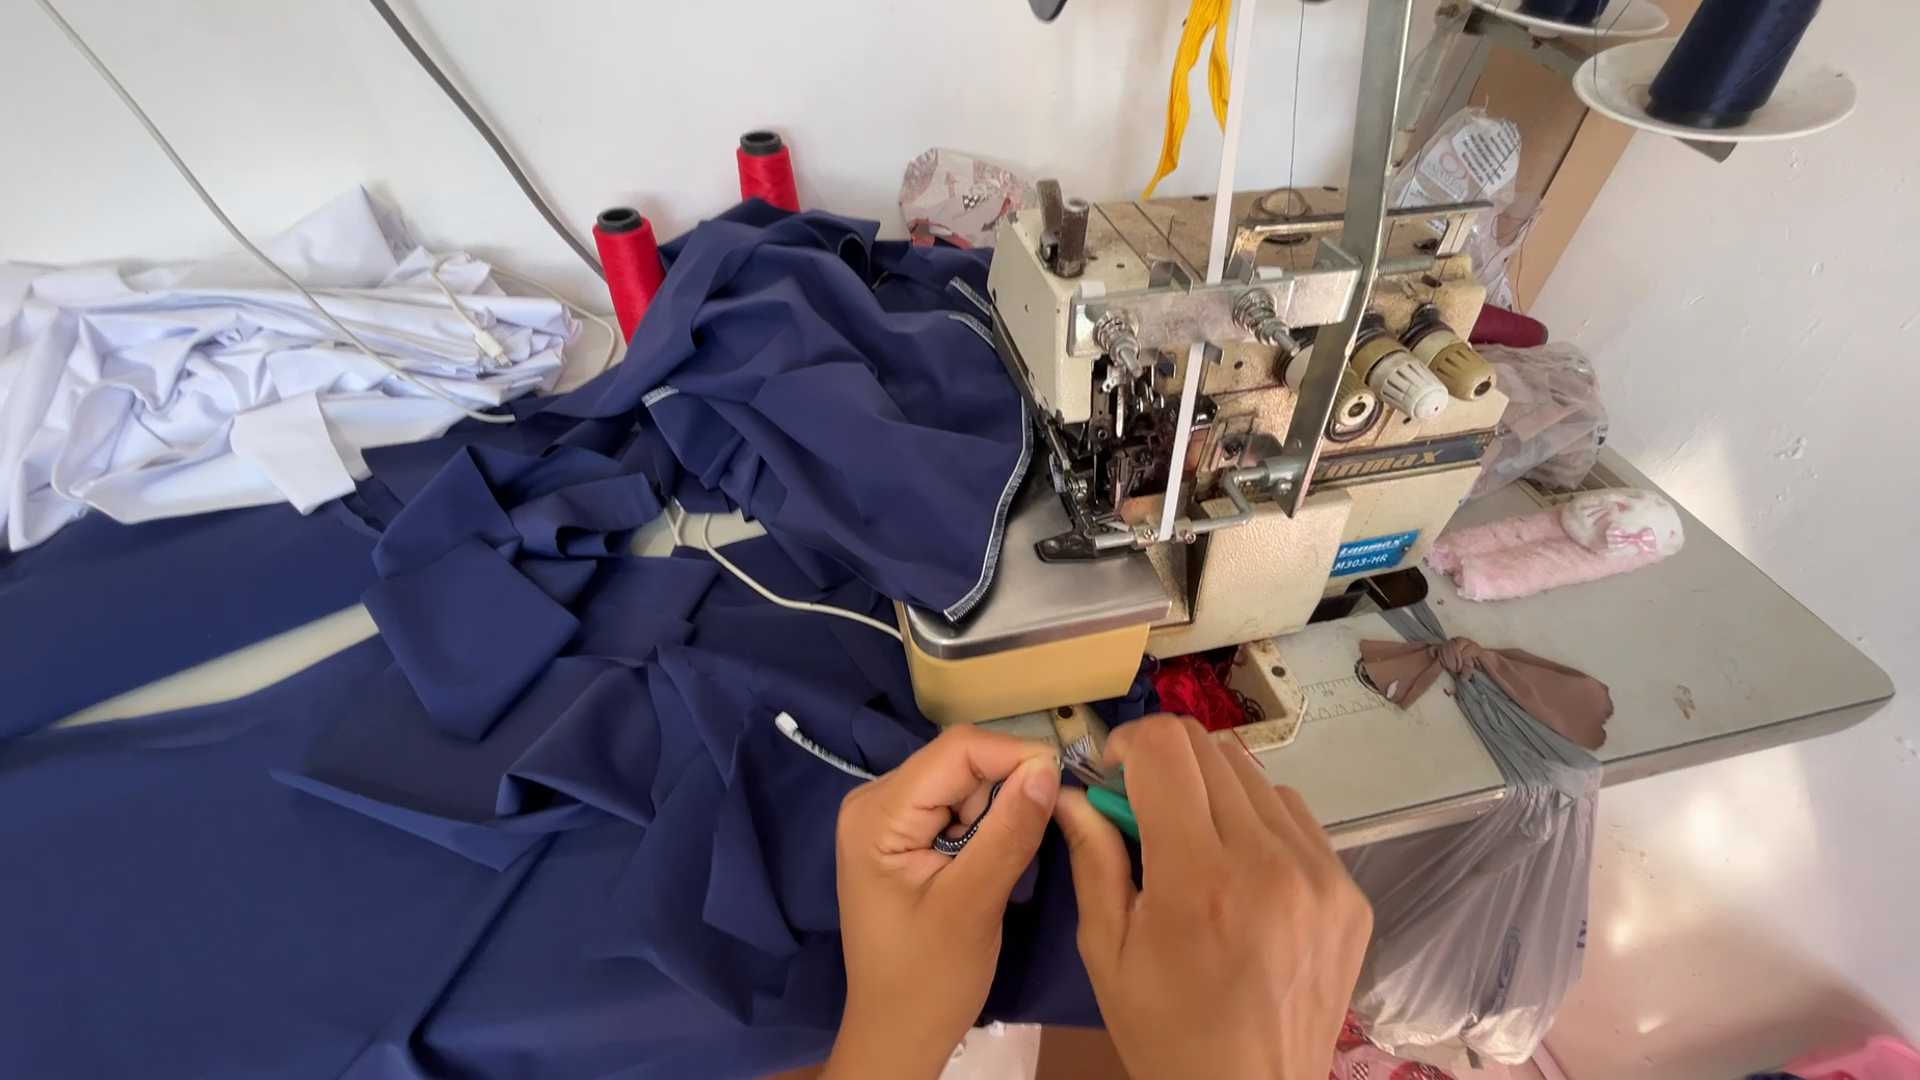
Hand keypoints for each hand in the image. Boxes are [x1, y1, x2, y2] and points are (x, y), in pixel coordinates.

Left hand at [824, 725, 1060, 1079]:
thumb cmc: (927, 981)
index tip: (1061, 778)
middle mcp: (877, 799)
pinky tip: (988, 861)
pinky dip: (987, 823)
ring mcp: (890, 814)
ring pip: (965, 781)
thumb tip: (1048, 768)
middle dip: (1006, 786)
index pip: (955, 751)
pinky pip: (959, 803)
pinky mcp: (907, 831)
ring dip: (998, 809)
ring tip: (1002, 862)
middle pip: (959, 761)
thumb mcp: (973, 906)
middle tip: (1034, 832)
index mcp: (878, 812)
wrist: (898, 1034)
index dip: (1013, 753)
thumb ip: (1009, 833)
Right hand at [1054, 714, 1372, 1079]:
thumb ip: (1091, 855)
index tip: (1116, 770)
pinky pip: (1293, 812)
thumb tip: (1072, 790)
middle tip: (1146, 803)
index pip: (1166, 748)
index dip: (1130, 741)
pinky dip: (1256, 816)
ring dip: (1211, 786)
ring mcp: (1320, 875)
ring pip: (1252, 772)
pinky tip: (1241, 862)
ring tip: (1196, 836)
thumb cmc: (1165, 1028)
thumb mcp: (1105, 947)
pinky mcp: (1349, 891)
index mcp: (1197, 878)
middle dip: (1164, 759)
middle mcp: (1268, 862)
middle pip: (1208, 747)